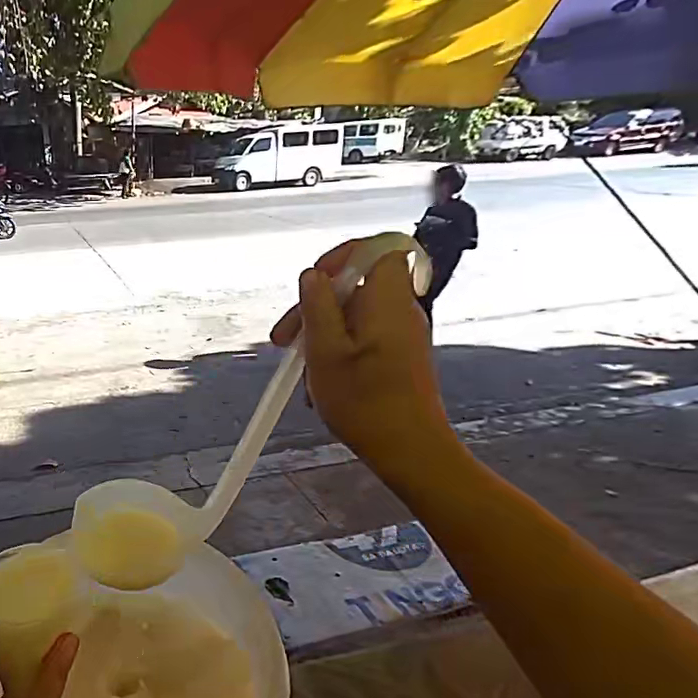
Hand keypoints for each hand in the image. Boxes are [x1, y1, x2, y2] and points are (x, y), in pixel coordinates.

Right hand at [270, 241, 457, 480]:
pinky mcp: (402, 356)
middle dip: (318, 307)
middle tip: (286, 340)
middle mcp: (402, 309)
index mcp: (388, 298)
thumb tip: (313, 275)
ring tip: (305, 372)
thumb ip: (317, 305)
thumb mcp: (325, 352)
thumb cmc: (366, 403)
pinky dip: (341, 352)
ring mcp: (404, 334)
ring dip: (324, 336)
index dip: (343, 255)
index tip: (315, 282)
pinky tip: (323, 383)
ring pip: (356, 316)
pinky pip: (366, 338)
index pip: (377, 247)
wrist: (412, 451)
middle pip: (357, 285)